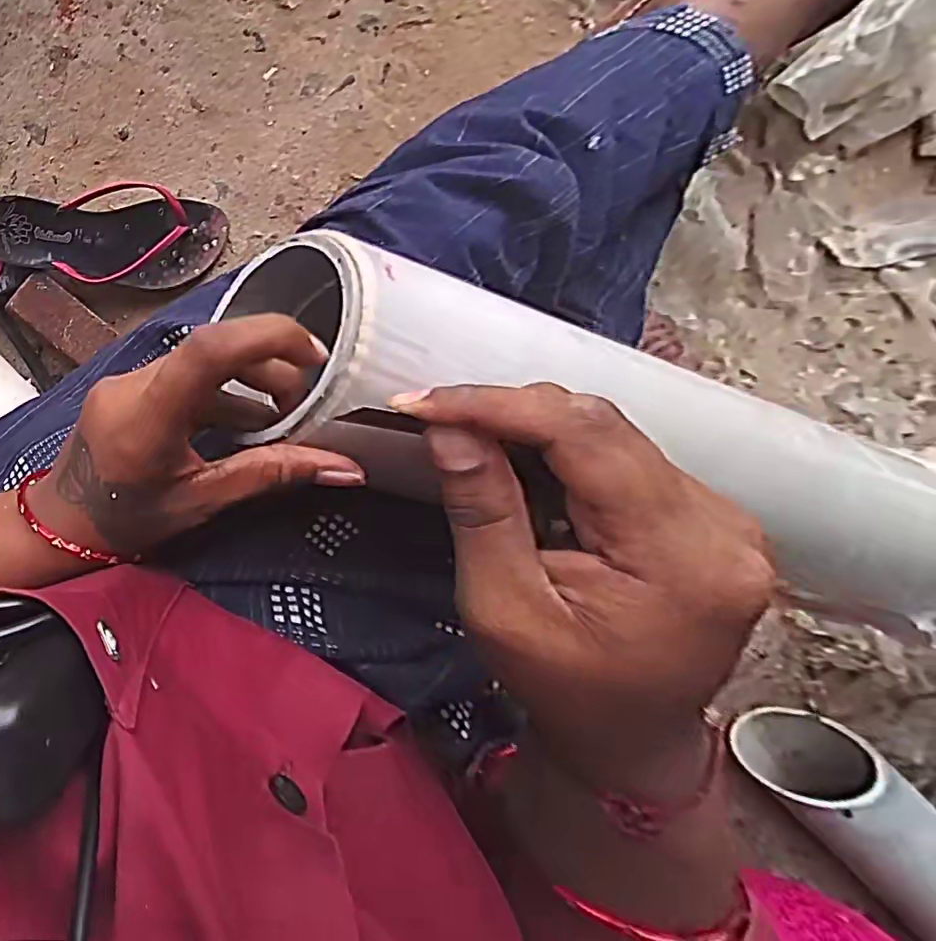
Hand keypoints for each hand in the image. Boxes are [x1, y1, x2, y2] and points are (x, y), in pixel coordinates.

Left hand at [24, 315, 366, 558]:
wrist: (62, 521)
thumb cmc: (124, 521)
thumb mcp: (200, 501)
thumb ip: (268, 475)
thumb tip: (345, 466)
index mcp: (146, 417)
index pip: (206, 350)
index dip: (267, 337)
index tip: (313, 355)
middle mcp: (129, 387)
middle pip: (209, 351)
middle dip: (267, 367)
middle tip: (303, 402)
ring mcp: (122, 383)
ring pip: (196, 363)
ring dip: (244, 382)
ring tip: (280, 417)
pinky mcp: (123, 388)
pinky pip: (178, 377)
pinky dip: (217, 392)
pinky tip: (244, 421)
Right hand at [394, 384, 776, 792]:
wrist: (625, 733)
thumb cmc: (560, 683)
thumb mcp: (501, 605)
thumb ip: (482, 513)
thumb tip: (450, 433)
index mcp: (680, 554)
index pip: (586, 438)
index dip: (496, 407)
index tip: (420, 405)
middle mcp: (717, 523)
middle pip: (599, 425)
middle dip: (502, 408)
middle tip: (427, 414)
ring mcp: (713, 516)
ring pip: (603, 430)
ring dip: (519, 421)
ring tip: (453, 427)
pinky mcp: (691, 514)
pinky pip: (609, 452)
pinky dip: (544, 441)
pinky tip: (500, 449)